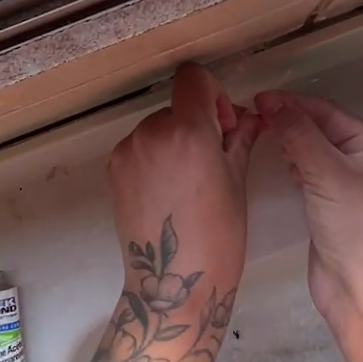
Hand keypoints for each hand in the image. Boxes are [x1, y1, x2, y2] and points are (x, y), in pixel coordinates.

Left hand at [106, 63, 261, 304]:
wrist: (173, 284)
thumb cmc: (219, 235)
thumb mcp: (237, 181)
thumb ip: (239, 138)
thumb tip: (248, 116)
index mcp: (188, 130)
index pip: (192, 77)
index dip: (211, 91)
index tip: (222, 123)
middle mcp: (152, 132)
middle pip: (177, 106)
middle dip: (196, 123)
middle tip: (212, 160)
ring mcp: (128, 149)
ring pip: (157, 126)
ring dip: (174, 141)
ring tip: (188, 183)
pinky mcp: (114, 167)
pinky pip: (140, 147)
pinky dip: (155, 156)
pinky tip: (167, 191)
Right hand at [255, 91, 362, 334]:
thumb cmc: (354, 228)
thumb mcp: (327, 173)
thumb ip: (299, 134)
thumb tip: (272, 101)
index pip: (331, 113)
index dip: (295, 102)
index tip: (259, 97)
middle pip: (324, 130)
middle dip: (292, 120)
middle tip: (255, 113)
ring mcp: (354, 189)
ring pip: (317, 151)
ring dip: (292, 140)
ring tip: (264, 132)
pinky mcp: (337, 209)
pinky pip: (314, 174)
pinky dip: (297, 163)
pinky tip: (282, 163)